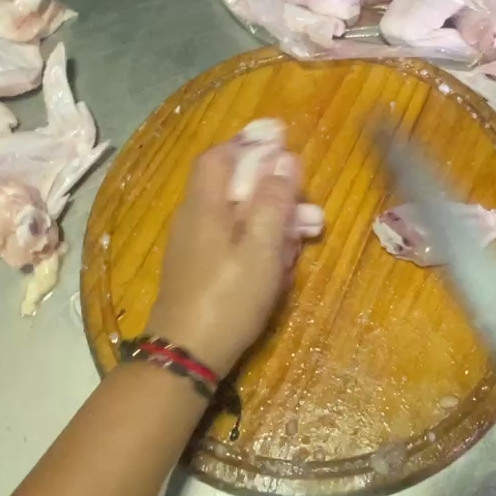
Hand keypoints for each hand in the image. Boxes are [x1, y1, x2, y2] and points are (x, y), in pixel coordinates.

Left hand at [144, 142, 303, 373]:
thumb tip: (284, 158)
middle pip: (234, 186)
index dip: (250, 143)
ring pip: (239, 216)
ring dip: (274, 218)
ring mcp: (195, 246)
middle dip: (275, 189)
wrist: (186, 356)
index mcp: (205, 205)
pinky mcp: (201, 270)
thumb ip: (274, 201)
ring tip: (309, 232)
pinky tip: (283, 261)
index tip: (282, 139)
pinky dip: (261, 242)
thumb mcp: (261, 247)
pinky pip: (234, 241)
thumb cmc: (227, 297)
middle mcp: (195, 218)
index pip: (221, 155)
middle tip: (309, 202)